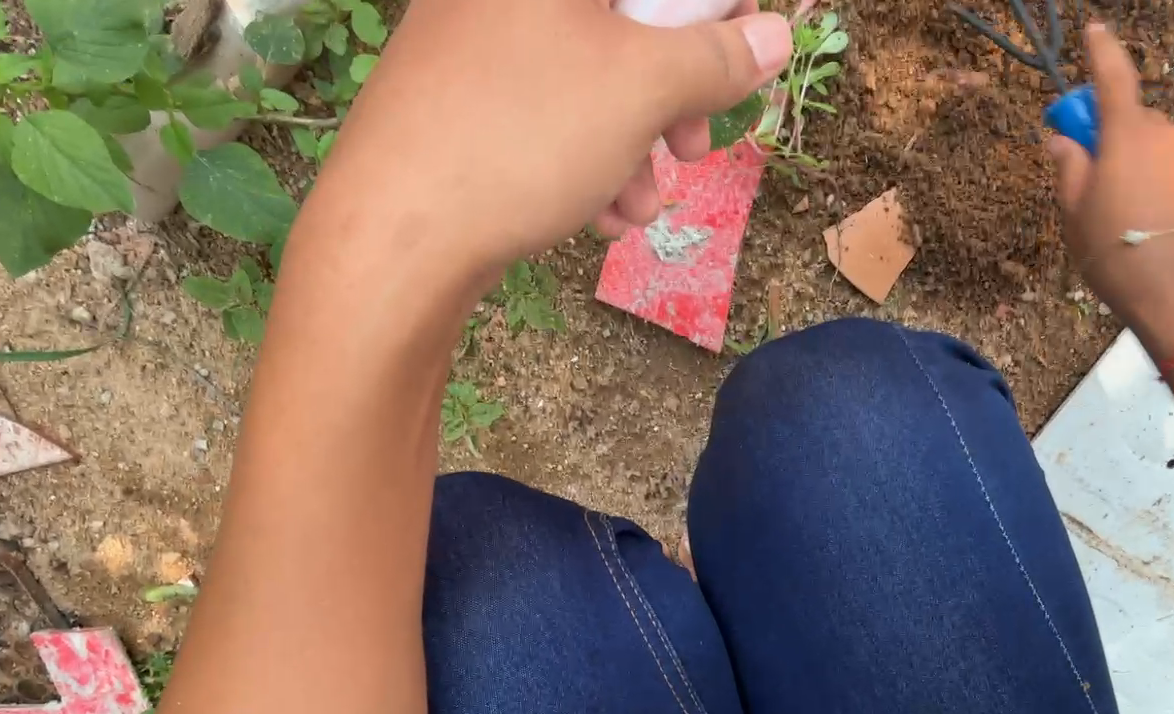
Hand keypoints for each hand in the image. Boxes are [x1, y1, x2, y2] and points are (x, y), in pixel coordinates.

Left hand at [293, 0, 790, 296]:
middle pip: (627, 26)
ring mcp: (481, 43)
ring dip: (636, 151)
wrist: (401, 232)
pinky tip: (598, 214)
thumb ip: (714, 57)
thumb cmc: (526, 135)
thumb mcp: (640, 90)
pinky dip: (590, 164)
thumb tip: (772, 36)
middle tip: (690, 150)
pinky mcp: (468, 102)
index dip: (710, 15)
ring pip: (595, 83)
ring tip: (636, 205)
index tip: (736, 66)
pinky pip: (554, 117)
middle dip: (673, 100)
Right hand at [1047, 25, 1173, 359]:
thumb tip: (1062, 140)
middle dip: (1116, 140)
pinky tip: (1159, 222)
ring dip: (1143, 166)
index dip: (1101, 52)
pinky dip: (1167, 184)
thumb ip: (1068, 168)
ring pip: (1160, 148)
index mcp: (1126, 135)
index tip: (1094, 31)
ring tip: (1131, 217)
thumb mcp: (1073, 214)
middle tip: (1098, 183)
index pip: (1113, 78)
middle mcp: (1166, 131)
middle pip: (1135, 121)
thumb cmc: (1111, 251)